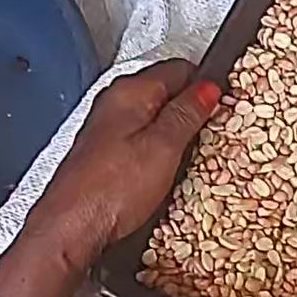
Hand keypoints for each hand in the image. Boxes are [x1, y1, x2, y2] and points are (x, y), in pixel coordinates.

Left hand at [28, 59, 220, 263]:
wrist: (72, 227)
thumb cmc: (110, 190)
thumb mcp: (164, 147)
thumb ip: (187, 114)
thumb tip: (207, 90)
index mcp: (130, 93)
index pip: (179, 70)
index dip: (206, 85)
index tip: (225, 105)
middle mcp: (116, 106)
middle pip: (166, 93)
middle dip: (193, 110)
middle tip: (214, 133)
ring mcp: (110, 132)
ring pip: (156, 121)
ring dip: (179, 135)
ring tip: (196, 156)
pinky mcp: (109, 158)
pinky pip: (145, 144)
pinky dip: (163, 153)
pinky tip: (170, 172)